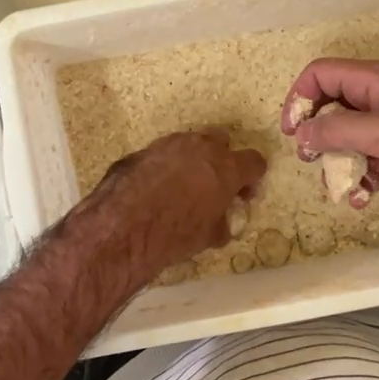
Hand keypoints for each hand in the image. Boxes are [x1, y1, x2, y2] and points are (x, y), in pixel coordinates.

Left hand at [85, 129, 266, 271]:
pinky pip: (163, 153)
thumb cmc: (176, 234)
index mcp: (227, 167)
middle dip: (222, 161)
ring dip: (193, 161)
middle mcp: (201, 147)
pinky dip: (166, 166)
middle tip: (214, 185)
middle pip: (222, 142)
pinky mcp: (143, 149)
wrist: (124, 226)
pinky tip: (156, 188)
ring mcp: (170, 143)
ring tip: (183, 187)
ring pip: (190, 144)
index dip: (252, 178)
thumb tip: (222, 223)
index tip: (243, 194)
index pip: (254, 162)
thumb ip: (221, 223)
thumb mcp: (208, 237)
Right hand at [281, 59, 378, 205]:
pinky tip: (362, 200)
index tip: (294, 131)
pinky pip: (373, 166)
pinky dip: (364, 182)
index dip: (300, 98)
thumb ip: (337, 131)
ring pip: (351, 143)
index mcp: (373, 82)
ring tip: (339, 188)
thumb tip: (301, 136)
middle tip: (313, 162)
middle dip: (318, 138)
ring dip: (340, 166)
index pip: (322, 76)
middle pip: (332, 111)